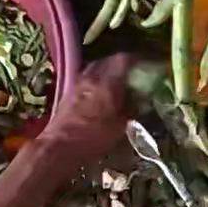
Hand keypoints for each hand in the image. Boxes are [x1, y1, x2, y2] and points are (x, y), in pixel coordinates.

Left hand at [32, 54, 142, 169]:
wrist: (60, 147)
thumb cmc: (93, 139)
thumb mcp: (120, 127)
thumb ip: (131, 109)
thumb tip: (139, 100)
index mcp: (107, 83)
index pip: (124, 60)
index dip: (138, 60)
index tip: (148, 64)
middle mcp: (92, 77)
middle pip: (109, 60)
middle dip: (123, 63)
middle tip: (134, 71)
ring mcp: (78, 82)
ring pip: (97, 67)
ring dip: (109, 70)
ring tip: (118, 80)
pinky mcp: (69, 91)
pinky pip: (88, 77)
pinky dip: (98, 79)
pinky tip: (102, 91)